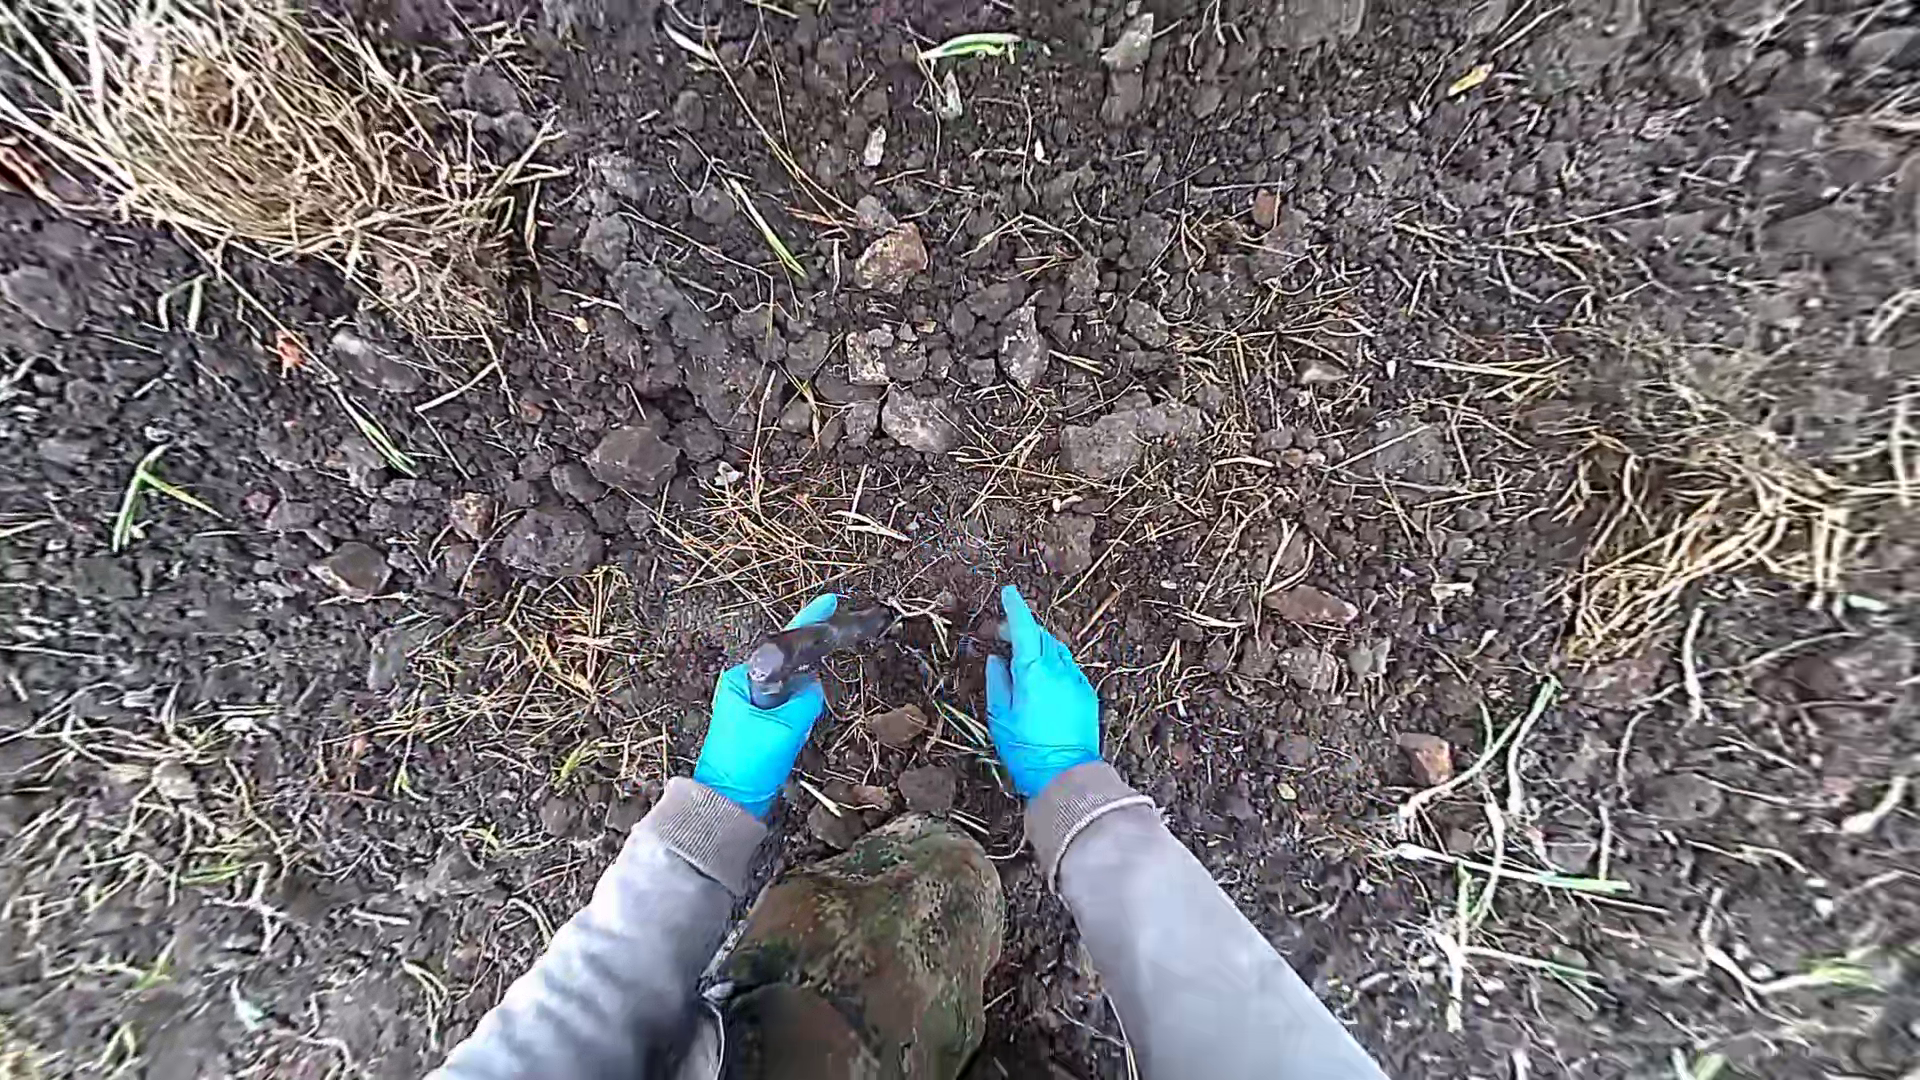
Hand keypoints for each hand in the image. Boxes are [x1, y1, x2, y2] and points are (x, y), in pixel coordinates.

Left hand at [694, 594, 838, 817]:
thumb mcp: (786, 725)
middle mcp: (743, 684)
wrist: (728, 802)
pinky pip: (786, 707)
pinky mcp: (757, 720)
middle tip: (806, 708)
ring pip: (791, 690)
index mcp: (742, 678)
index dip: (808, 621)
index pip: (782, 643)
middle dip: (805, 683)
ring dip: (800, 706)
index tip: (830, 600)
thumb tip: (814, 683)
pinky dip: (796, 716)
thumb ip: (807, 696)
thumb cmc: (749, 761)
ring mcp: (749, 702)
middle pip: (789, 667)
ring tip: (792, 735)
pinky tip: (793, 736)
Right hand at [985, 585, 1101, 796]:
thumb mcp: (1001, 716)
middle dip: (1022, 628)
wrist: (1068, 778)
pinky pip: (1068, 666)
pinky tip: (1041, 676)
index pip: (1025, 628)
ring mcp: (1076, 680)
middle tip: (1001, 635)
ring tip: (1020, 656)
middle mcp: (1059, 669)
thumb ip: (998, 681)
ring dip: (1039, 644)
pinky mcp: (1086, 693)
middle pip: (1041, 635)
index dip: (1015, 608)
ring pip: (1056, 649)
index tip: (1007, 592)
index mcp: (1034, 671)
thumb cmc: (1028, 750)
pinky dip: (1053, 661)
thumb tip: (997, 659)